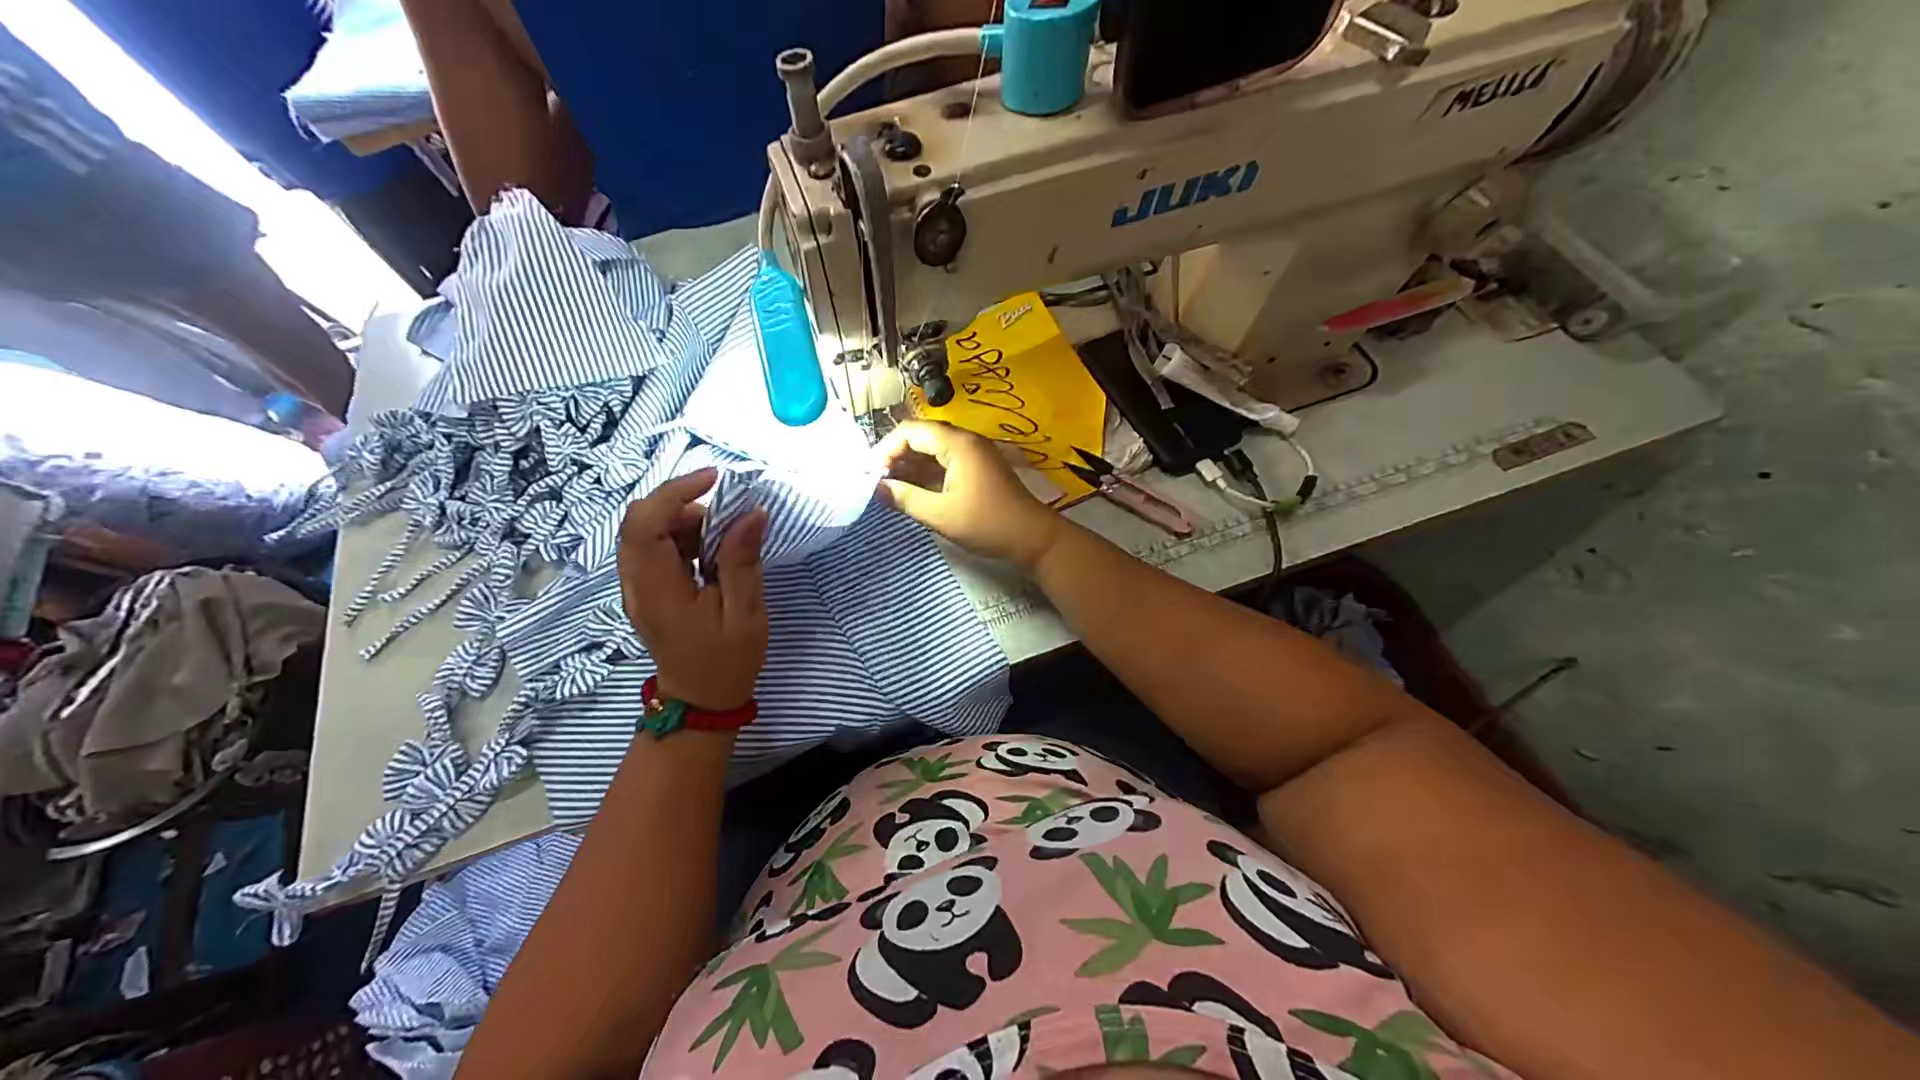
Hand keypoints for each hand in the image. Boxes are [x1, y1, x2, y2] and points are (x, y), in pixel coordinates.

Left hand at [616, 469, 768, 711]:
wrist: (700, 701)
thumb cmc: (727, 661)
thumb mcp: (745, 613)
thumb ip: (742, 561)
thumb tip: (752, 513)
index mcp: (658, 590)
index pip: (645, 523)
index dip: (674, 492)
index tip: (714, 480)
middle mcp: (636, 583)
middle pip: (639, 521)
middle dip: (682, 504)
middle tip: (726, 516)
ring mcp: (637, 586)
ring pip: (646, 532)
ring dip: (684, 521)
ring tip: (725, 538)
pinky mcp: (646, 589)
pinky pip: (653, 548)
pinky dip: (681, 537)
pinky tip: (711, 553)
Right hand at [876, 420, 1062, 570]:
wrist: (1033, 538)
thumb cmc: (987, 524)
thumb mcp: (940, 514)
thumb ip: (904, 498)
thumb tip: (875, 488)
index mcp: (957, 444)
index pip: (910, 431)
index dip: (885, 449)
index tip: (871, 474)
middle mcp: (965, 441)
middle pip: (920, 437)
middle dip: (895, 456)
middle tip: (876, 481)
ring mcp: (973, 454)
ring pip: (931, 450)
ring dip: (908, 466)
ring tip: (888, 488)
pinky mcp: (977, 469)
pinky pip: (943, 462)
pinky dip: (924, 473)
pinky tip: (910, 491)